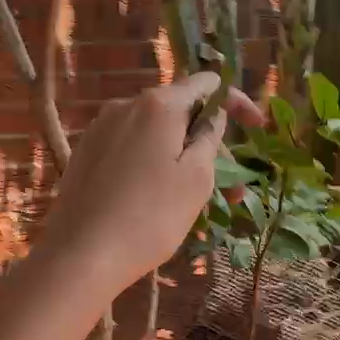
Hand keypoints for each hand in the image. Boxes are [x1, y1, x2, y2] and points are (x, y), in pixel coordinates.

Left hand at [37, 71, 260, 297]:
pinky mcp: (86, 155)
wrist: (80, 256)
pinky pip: (132, 149)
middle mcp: (125, 106)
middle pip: (180, 112)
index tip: (258, 128)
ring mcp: (101, 130)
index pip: (207, 84)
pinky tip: (162, 200)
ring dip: (185, 158)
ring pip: (156, 134)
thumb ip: (210, 137)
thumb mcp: (196, 178)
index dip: (237, 102)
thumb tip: (213, 115)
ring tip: (201, 203)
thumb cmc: (150, 217)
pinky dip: (156, 165)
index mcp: (158, 105)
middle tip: (234, 190)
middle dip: (211, 143)